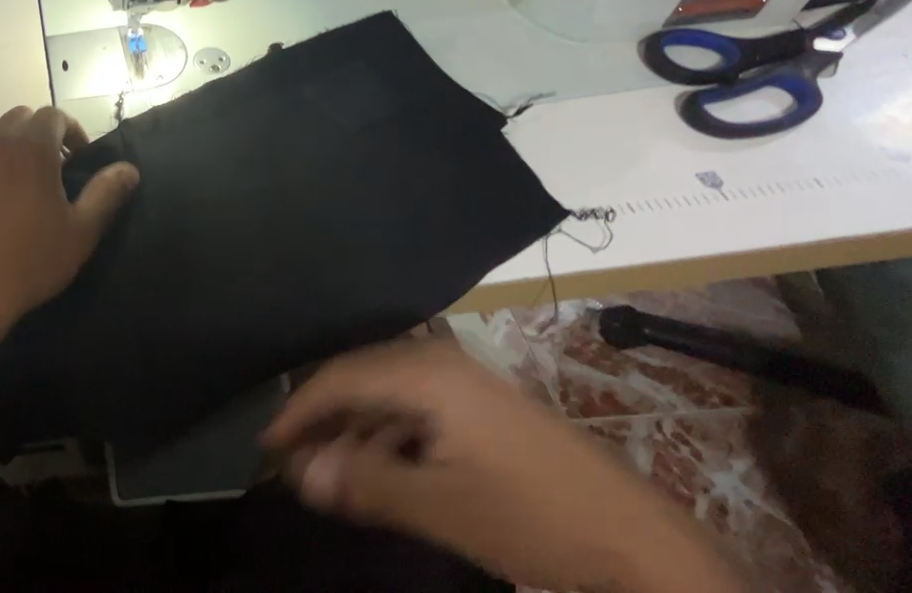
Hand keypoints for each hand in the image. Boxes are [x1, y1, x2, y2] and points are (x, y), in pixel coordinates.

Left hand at [0, 106, 138, 337]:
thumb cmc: (28, 261)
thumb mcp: (80, 232)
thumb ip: (106, 193)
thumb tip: (129, 168)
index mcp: (31, 147)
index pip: (55, 115)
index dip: (72, 132)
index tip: (79, 161)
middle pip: (22, 117)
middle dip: (41, 135)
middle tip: (53, 171)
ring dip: (12, 145)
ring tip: (21, 181)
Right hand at [262, 341, 747, 592]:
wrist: (644, 546)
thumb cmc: (535, 518)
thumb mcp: (440, 506)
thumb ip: (363, 483)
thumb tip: (298, 472)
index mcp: (427, 373)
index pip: (339, 377)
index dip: (297, 410)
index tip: (267, 446)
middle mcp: (441, 364)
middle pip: (360, 380)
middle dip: (323, 419)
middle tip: (293, 459)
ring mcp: (467, 385)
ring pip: (387, 398)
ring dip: (355, 434)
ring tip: (332, 474)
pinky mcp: (484, 410)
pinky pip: (416, 412)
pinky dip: (388, 440)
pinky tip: (381, 474)